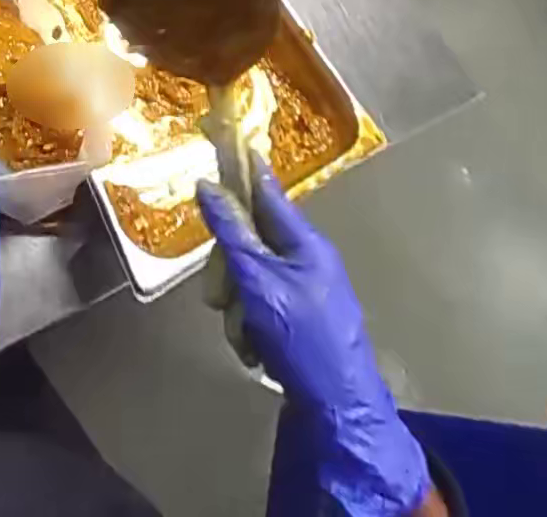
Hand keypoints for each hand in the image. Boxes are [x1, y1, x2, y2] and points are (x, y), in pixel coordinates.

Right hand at [197, 162, 429, 516]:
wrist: (339, 409)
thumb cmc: (302, 335)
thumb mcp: (259, 279)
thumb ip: (231, 231)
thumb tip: (208, 184)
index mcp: (302, 239)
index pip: (266, 189)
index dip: (243, 165)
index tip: (225, 137)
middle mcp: (302, 257)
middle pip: (247, 240)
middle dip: (229, 270)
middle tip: (223, 297)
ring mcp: (300, 288)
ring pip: (246, 276)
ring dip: (237, 306)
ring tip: (248, 333)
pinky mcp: (295, 316)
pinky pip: (257, 305)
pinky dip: (250, 325)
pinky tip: (256, 348)